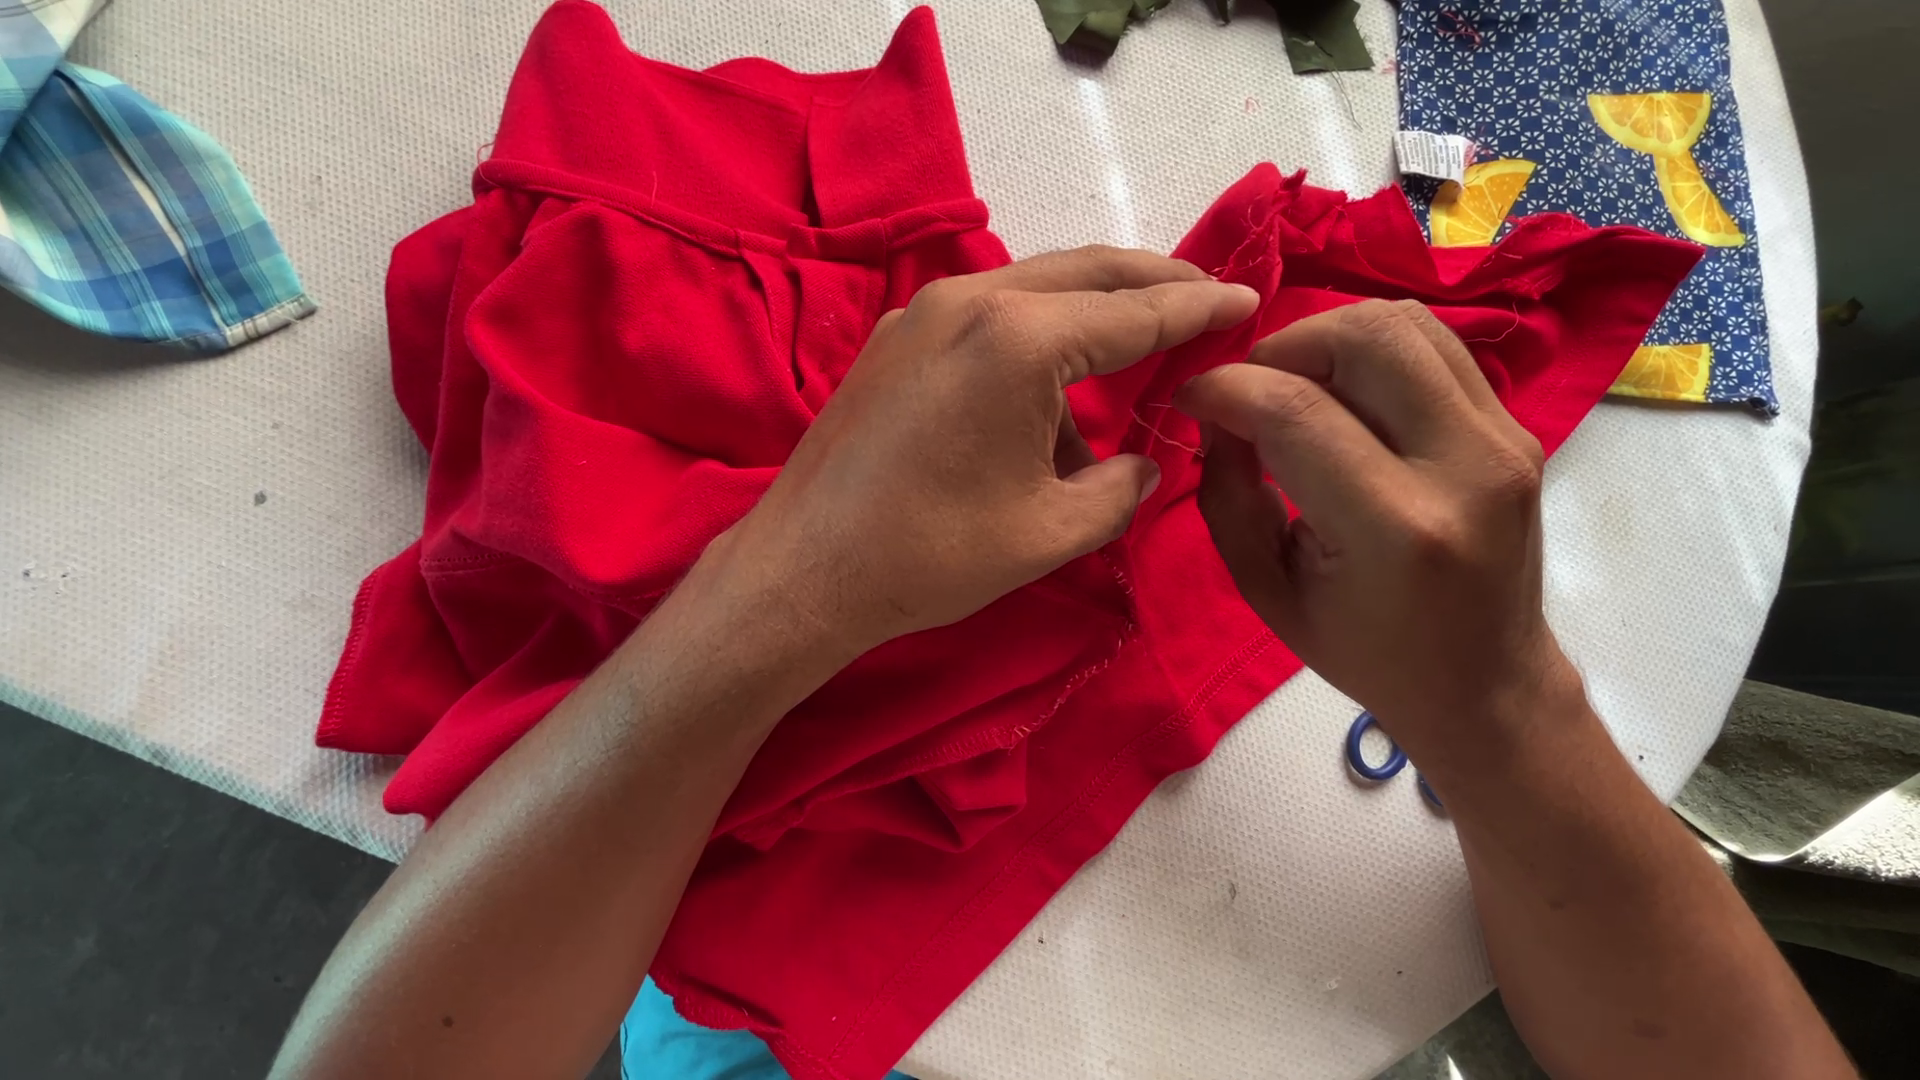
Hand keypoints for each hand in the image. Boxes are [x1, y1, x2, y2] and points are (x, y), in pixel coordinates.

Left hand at [706, 246, 1257, 657]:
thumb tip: (1144, 466)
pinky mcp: (894, 338)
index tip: (1247, 300)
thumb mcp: (1049, 533)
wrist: (807, 570)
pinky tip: (1041, 395)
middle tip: (1204, 297)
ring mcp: (922, 312)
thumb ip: (1119, 491)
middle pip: (1085, 272)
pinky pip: (985, 318)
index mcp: (1019, 339)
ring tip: (1123, 372)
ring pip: (1032, 290)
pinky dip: (1031, 339)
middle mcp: (970, 300)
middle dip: (1152, 284)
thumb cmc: (931, 555)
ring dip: (1086, 320)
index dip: (1199, 309)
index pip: (1135, 312)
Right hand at [1174, 300, 1581, 785]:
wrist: (1484, 682)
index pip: (1295, 411)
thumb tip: (1217, 417)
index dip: (1224, 389)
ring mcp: (1504, 438)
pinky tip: (1338, 391)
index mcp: (1395, 527)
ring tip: (1289, 384)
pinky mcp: (1516, 426)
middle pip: (1363, 338)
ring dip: (1325, 338)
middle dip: (1279, 347)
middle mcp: (1463, 466)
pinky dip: (1367, 350)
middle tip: (1246, 391)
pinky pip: (1432, 345)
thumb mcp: (1266, 590)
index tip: (1188, 400)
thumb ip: (1228, 497)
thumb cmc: (1364, 653)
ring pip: (1405, 322)